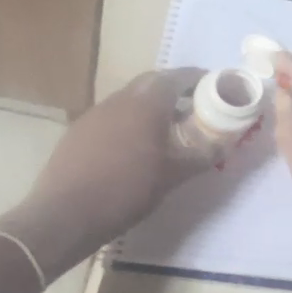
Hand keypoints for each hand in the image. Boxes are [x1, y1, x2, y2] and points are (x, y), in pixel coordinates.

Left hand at [19, 68, 204, 250]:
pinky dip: (130, 121)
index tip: (215, 86)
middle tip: (194, 106)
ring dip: (151, 106)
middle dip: (175, 89)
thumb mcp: (174, 175)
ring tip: (167, 128)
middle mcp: (120, 100)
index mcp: (146, 104)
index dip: (198, 78)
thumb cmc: (126, 190)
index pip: (178, 77)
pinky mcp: (78, 131)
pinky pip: (112, 116)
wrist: (64, 216)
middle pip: (152, 82)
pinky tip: (134, 146)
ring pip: (130, 98)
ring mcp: (95, 114)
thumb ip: (203, 155)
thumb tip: (228, 142)